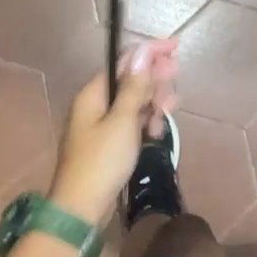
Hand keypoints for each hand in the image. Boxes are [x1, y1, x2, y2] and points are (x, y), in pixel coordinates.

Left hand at [49, 40, 178, 225]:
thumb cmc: (101, 161)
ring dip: (154, 104)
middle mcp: (96, 104)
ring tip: (167, 115)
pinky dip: (147, 123)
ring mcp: (102, 124)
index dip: (150, 52)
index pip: (125, 61)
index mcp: (94, 93)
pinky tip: (157, 134)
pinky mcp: (110, 142)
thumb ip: (135, 86)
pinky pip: (133, 122)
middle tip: (174, 89)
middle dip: (155, 82)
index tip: (176, 48)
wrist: (81, 209)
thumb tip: (143, 50)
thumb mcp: (123, 121)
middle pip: (131, 80)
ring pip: (135, 102)